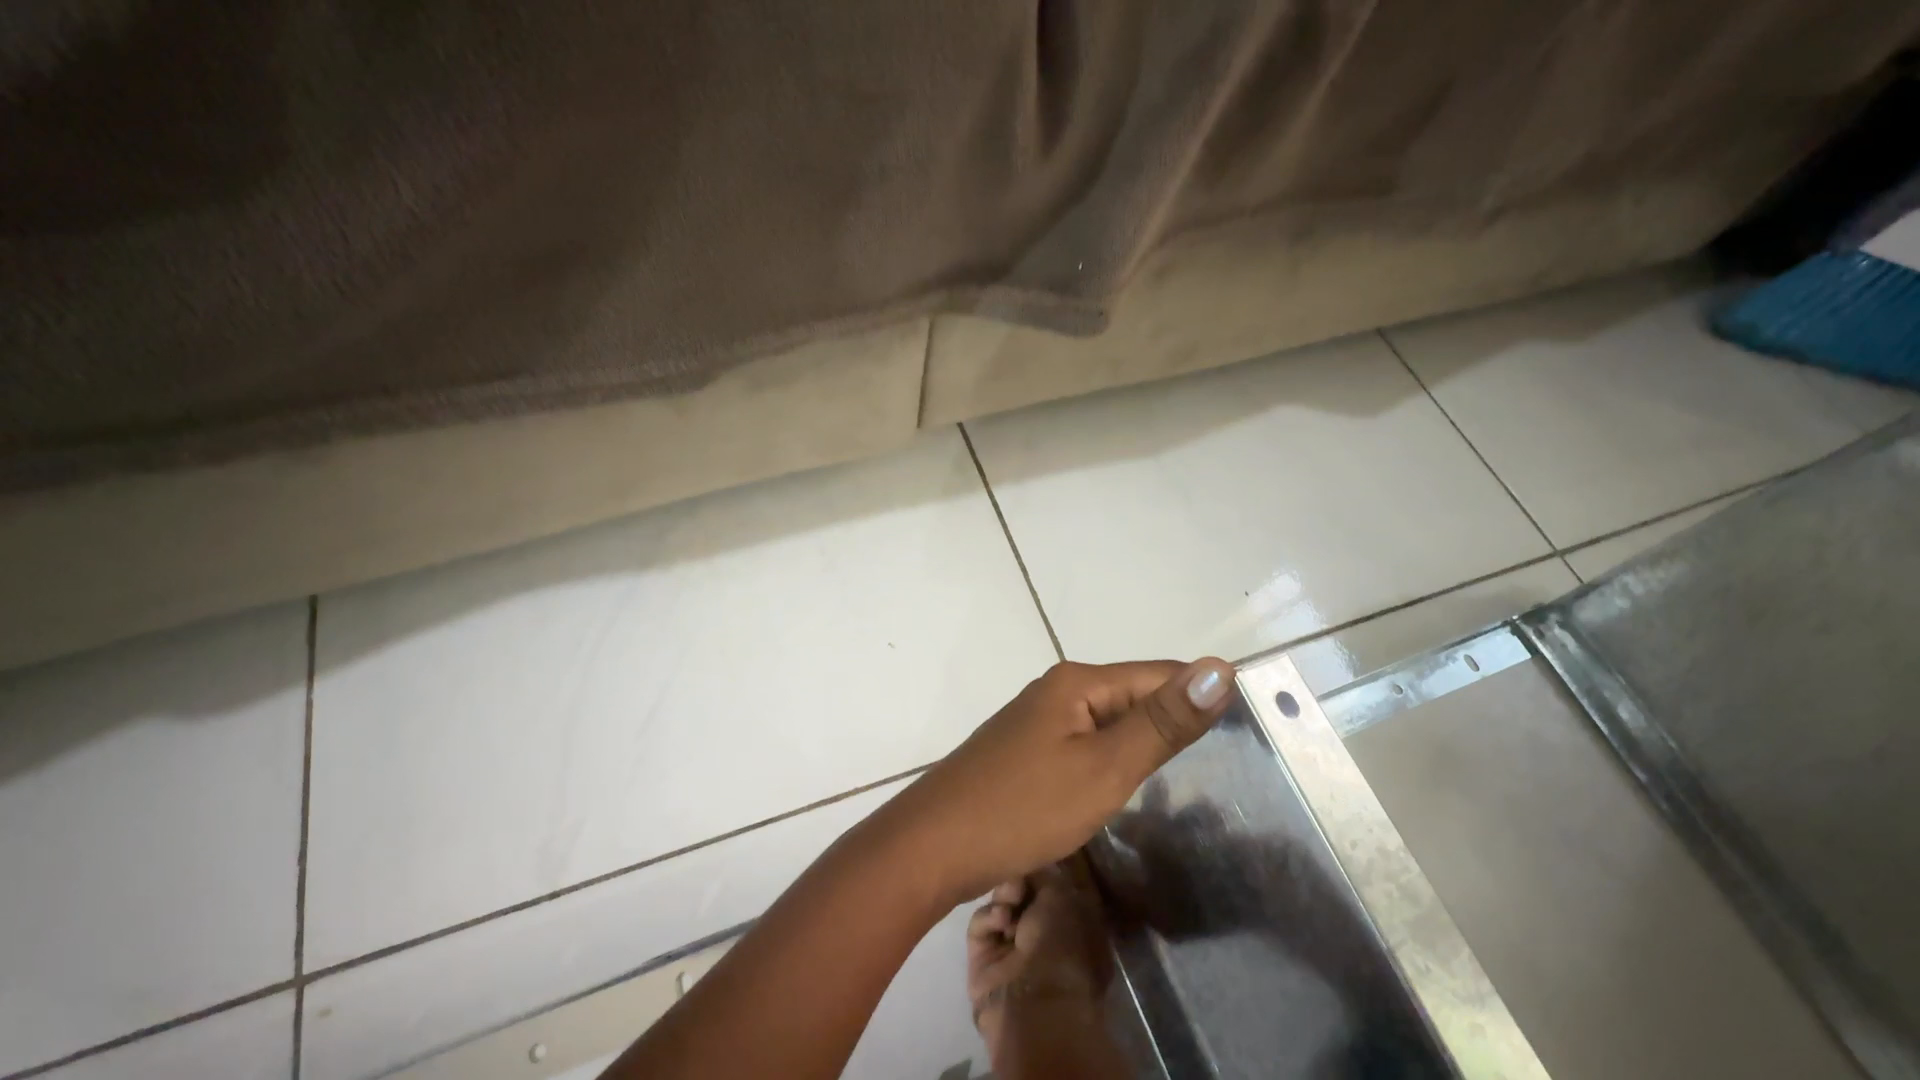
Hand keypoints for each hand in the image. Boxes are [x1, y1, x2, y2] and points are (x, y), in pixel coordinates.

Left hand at [874, 658, 1234, 906]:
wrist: (931, 848)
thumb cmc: (1023, 808)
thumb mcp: (1105, 768)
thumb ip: (1162, 723)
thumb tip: (1219, 667)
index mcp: (1077, 684)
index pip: (1158, 674)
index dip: (1201, 695)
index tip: (1248, 724)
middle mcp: (1055, 692)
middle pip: (1132, 695)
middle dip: (1173, 719)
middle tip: (1225, 756)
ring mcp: (1034, 724)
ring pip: (1107, 723)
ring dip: (1142, 742)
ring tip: (1184, 773)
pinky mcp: (1022, 755)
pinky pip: (1082, 746)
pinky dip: (1110, 761)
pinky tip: (1120, 786)